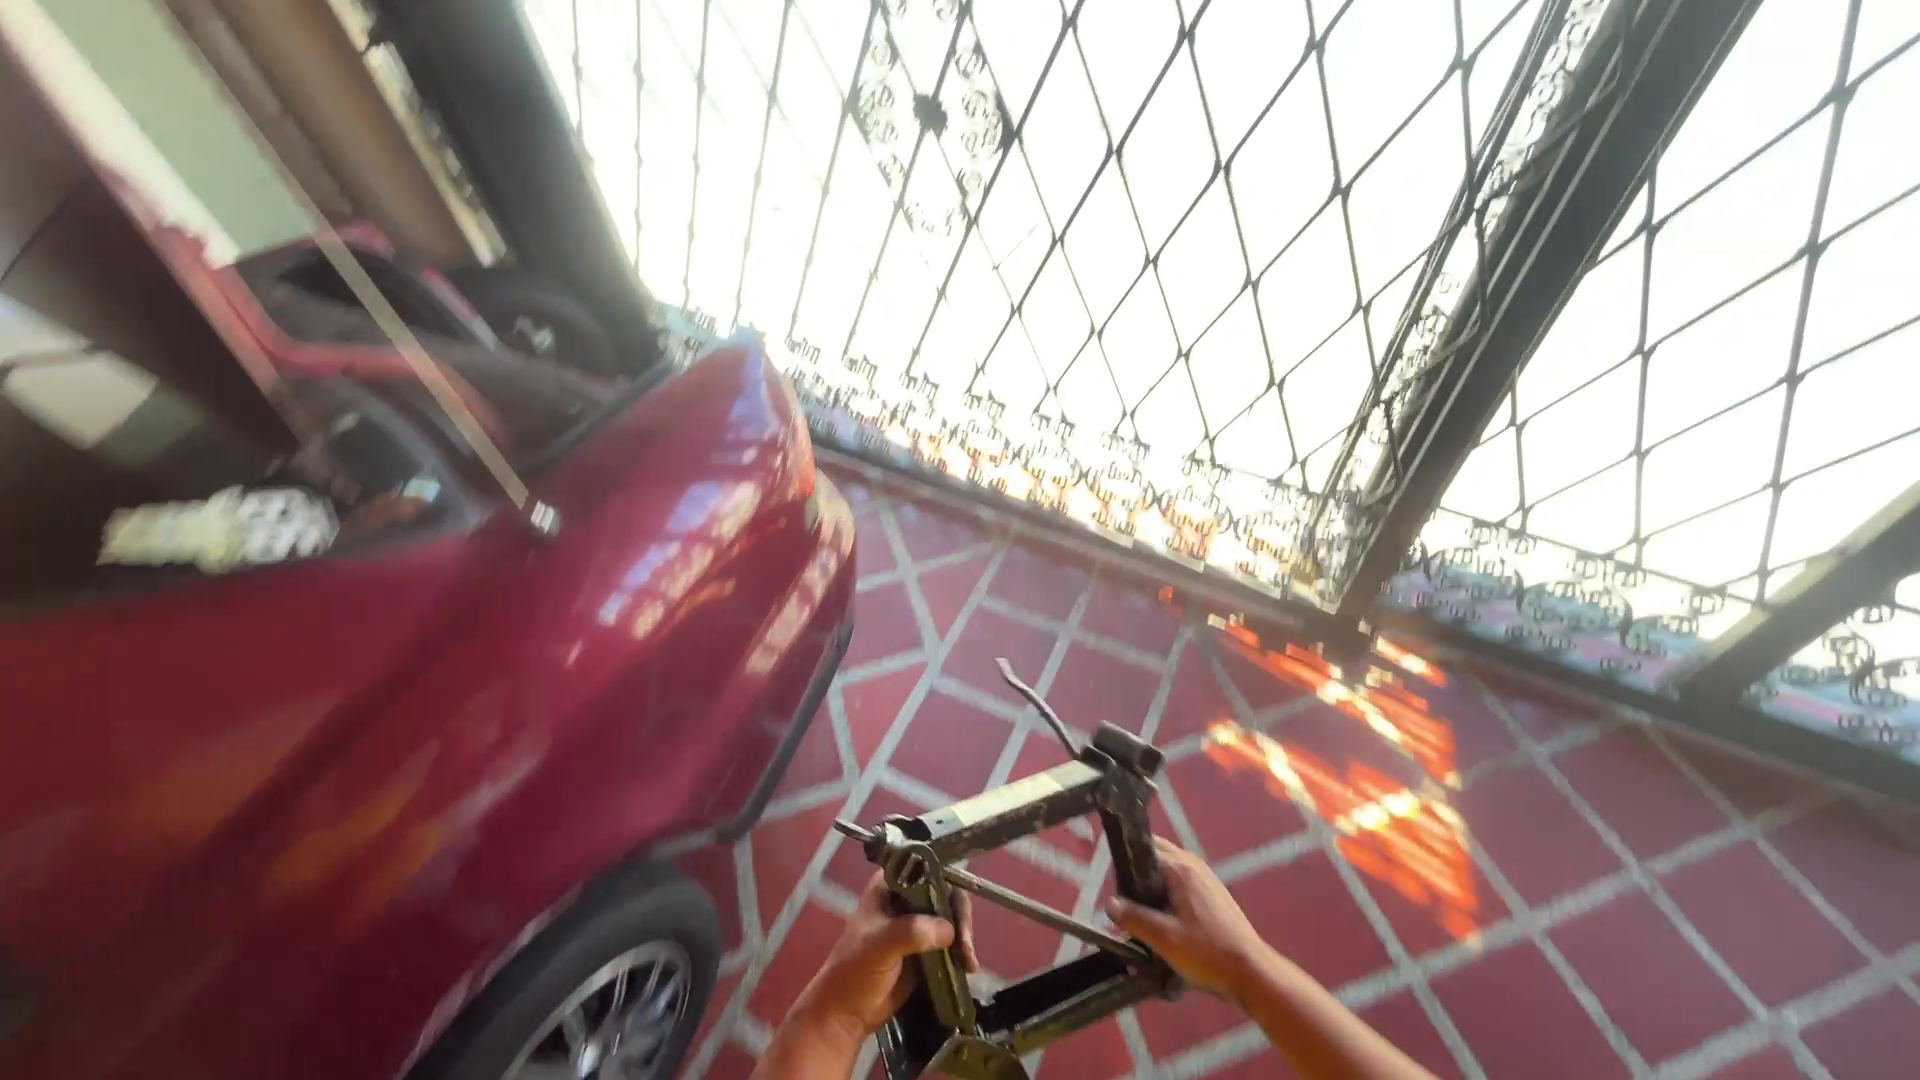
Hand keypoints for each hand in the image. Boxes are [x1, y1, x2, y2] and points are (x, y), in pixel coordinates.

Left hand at [788, 871, 977, 1048]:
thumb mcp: (879, 945)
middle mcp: (906, 896)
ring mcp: (917, 922)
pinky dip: (962, 951)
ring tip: (968, 964)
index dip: (948, 884)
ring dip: (964, 938)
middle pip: (946, 893)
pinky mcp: (925, 946)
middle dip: (960, 918)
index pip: (928, 870)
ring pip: (952, 917)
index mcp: (890, 884)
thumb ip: (911, 932)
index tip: (959, 909)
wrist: (846, 1013)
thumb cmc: (855, 971)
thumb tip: (949, 931)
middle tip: (965, 947)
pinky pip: (952, 940)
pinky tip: (968, 967)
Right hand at [1107, 836, 1272, 998]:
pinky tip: (1166, 921)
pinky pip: (1181, 884)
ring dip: (1154, 886)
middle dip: (1139, 874)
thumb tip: (1110, 903)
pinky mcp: (1213, 894)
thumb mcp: (1164, 939)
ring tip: (1145, 915)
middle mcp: (1194, 865)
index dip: (1127, 866)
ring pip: (1169, 871)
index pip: (1144, 848)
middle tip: (1128, 904)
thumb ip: (1134, 918)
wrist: (1251, 973)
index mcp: (1181, 868)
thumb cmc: (1207, 953)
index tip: (1118, 890)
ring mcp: (1206, 878)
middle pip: (1157, 856)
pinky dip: (1168, 894)